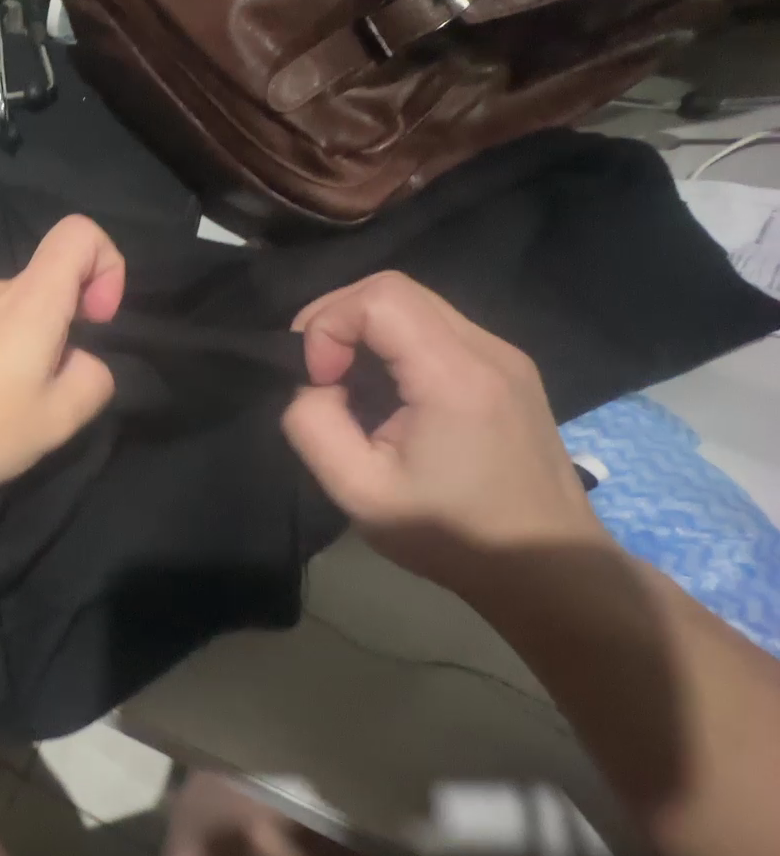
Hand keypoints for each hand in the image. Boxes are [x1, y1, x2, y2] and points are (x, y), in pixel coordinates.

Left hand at [0, 215, 125, 506]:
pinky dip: (6, 358)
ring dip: (37, 350)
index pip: (78, 232)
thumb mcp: (58, 418)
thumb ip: (93, 379)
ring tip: (17, 405)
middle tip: (55, 387)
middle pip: (51, 281)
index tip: (100, 321)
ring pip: (22, 312)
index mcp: (30, 299)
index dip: (108, 264)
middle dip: (73, 327)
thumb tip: (81, 362)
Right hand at [281, 272, 610, 588]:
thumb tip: (310, 386)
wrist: (545, 567)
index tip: (317, 381)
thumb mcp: (357, 489)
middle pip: (393, 288)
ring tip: (343, 386)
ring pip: (412, 304)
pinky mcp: (504, 371)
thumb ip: (313, 425)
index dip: (327, 326)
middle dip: (334, 321)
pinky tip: (379, 394)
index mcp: (456, 376)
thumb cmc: (449, 533)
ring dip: (359, 333)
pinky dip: (387, 345)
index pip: (379, 297)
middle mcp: (489, 350)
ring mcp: (503, 357)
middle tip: (317, 376)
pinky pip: (431, 329)